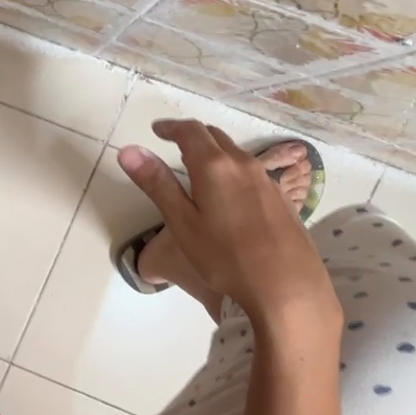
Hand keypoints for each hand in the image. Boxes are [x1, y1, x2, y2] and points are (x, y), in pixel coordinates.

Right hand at [118, 120, 339, 333]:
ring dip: (213, 152)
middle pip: (215, 137)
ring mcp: (267, 181)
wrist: (287, 287)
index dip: (171, 127)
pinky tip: (227, 194)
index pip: (190, 131)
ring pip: (235, 154)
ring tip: (195, 167)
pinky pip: (250, 172)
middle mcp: (244, 164)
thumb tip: (128, 150)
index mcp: (215, 166)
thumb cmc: (225, 257)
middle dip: (191, 136)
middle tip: (172, 143)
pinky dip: (230, 170)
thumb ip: (157, 183)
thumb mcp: (181, 223)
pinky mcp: (281, 199)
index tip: (156, 129)